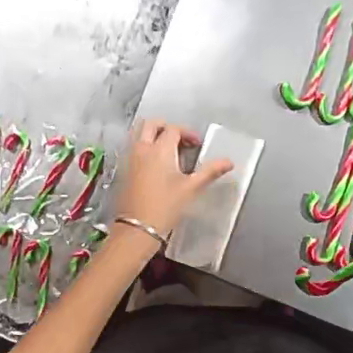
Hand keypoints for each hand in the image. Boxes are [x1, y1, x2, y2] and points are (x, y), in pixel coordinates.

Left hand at [109, 120, 234, 240]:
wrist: (138, 227)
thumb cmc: (166, 206)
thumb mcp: (191, 188)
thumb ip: (210, 171)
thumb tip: (229, 162)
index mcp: (160, 149)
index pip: (174, 129)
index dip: (187, 134)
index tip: (197, 145)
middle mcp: (142, 149)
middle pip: (151, 124)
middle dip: (166, 127)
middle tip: (179, 141)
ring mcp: (130, 159)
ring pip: (139, 135)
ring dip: (153, 136)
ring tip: (168, 152)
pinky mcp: (123, 170)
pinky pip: (133, 149)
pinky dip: (144, 148)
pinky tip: (155, 165)